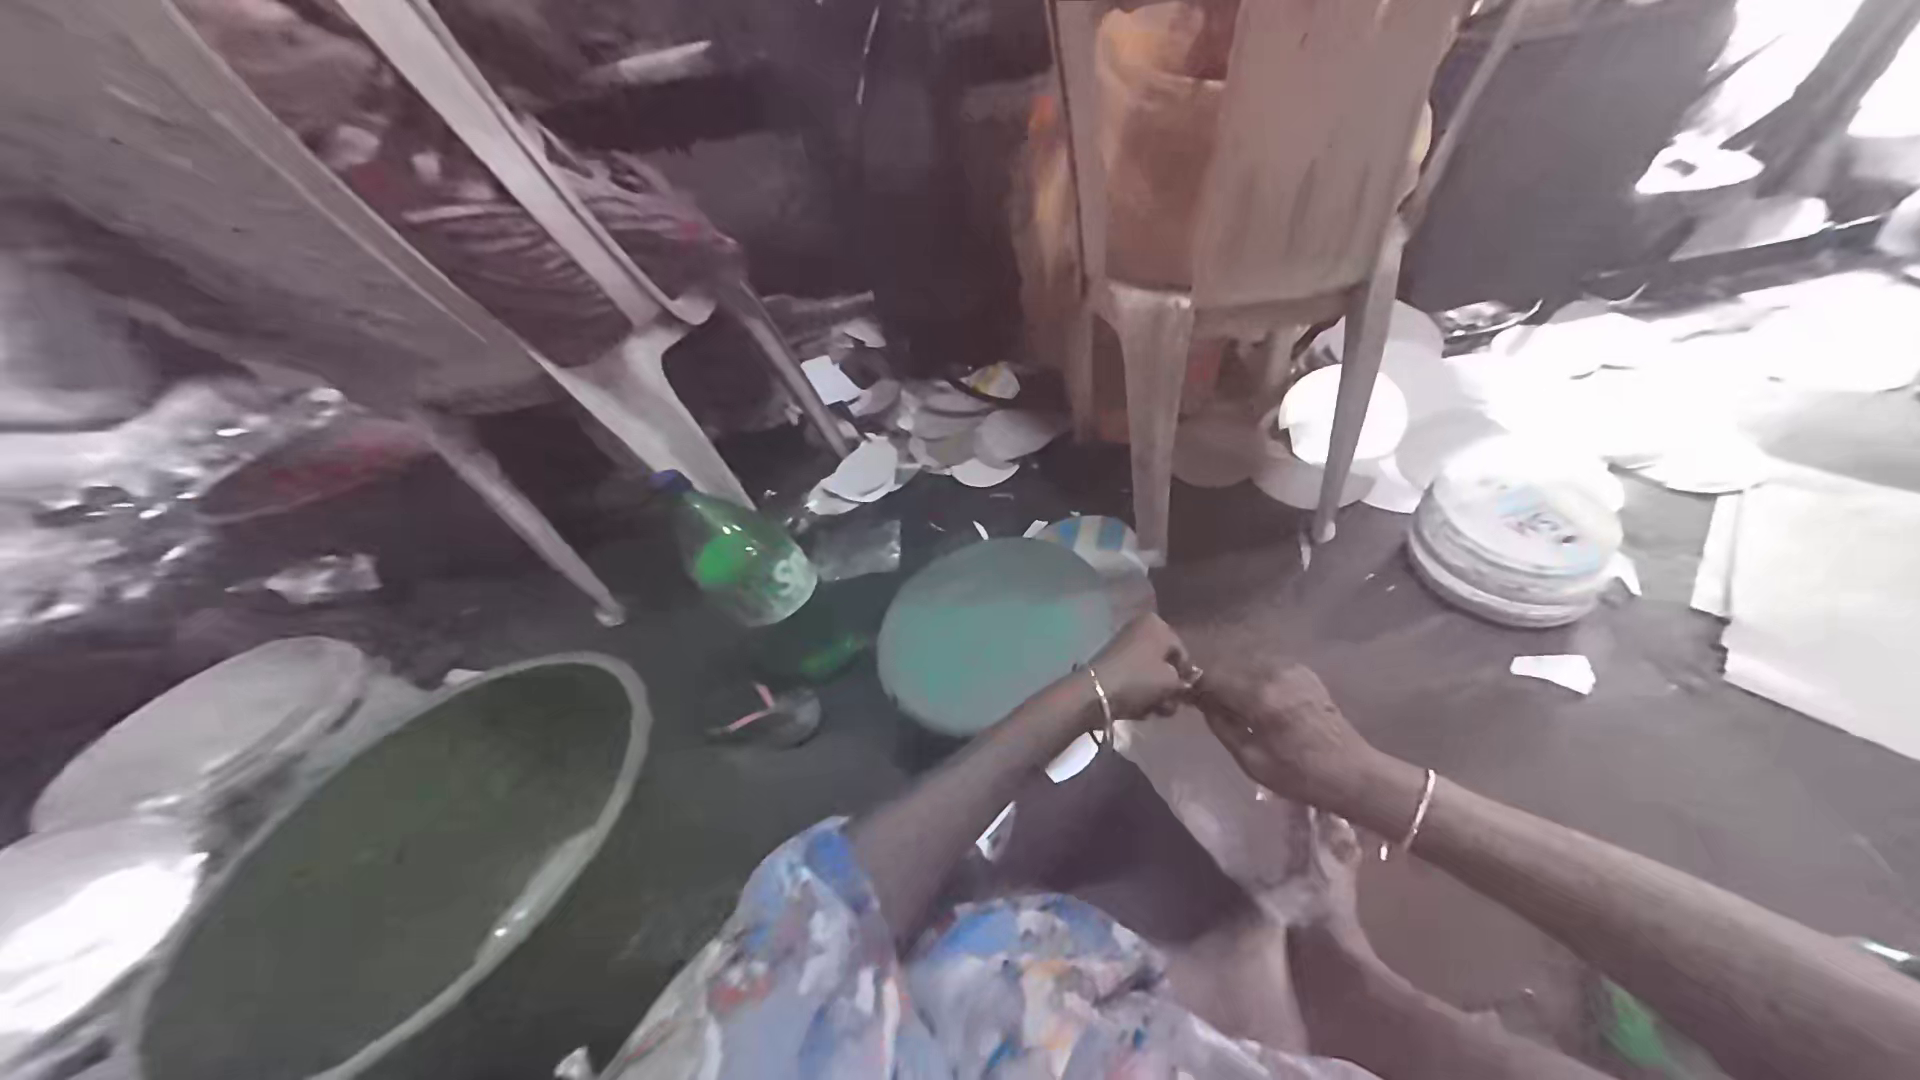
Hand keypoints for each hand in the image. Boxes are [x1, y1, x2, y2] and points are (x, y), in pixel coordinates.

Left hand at [1085, 614, 1194, 719]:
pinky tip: (1138, 707)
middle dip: (1169, 687)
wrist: (1096, 691)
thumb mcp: (1172, 681)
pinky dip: (1138, 692)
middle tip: (1168, 704)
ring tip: (1153, 708)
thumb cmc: (1140, 679)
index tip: (1184, 694)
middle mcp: (1140, 629)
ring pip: (1150, 674)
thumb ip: (1184, 682)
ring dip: (1155, 694)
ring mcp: (1124, 646)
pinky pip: (1134, 678)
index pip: (1182, 653)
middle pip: (1165, 663)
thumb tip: (1183, 684)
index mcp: (1156, 624)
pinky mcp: (1112, 663)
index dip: (1186, 676)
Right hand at [1193, 662, 1381, 811]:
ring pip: (1247, 663)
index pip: (1212, 676)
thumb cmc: (1299, 774)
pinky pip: (1266, 667)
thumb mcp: (1250, 759)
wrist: (1354, 774)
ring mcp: (1291, 670)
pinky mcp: (1304, 673)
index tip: (1192, 702)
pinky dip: (1255, 678)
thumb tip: (1204, 703)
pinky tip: (1259, 700)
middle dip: (1216, 682)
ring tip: (1235, 703)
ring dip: (1235, 678)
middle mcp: (1273, 674)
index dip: (1198, 688)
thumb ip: (1222, 725)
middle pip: (1229, 665)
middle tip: (1212, 705)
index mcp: (1259, 696)